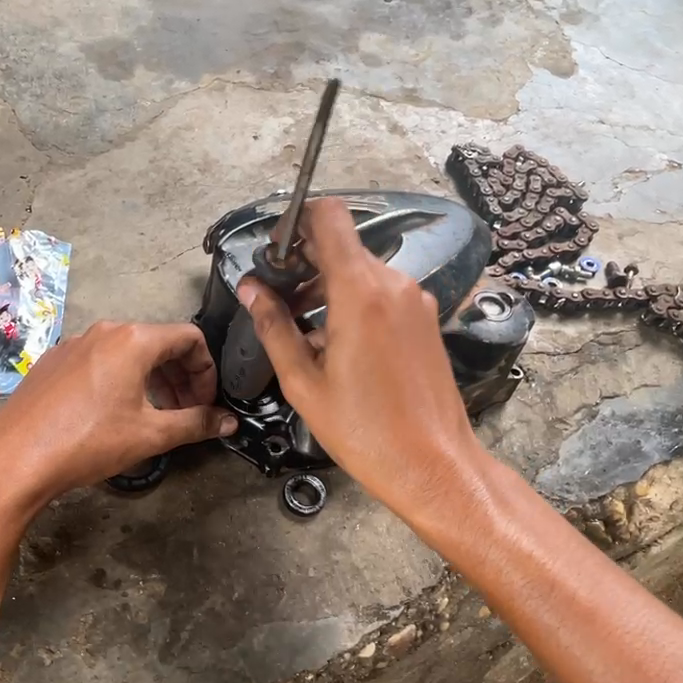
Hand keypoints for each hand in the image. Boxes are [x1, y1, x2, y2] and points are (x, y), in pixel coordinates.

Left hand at [0, 322, 236, 512]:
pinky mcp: (53, 363)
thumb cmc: (88, 442)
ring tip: (156, 417)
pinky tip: (115, 415)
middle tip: (189, 413)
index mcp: (133, 340)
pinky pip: (100, 362)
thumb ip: (195, 423)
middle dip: (182, 377)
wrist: (16, 458)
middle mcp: (104, 332)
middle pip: (159, 343)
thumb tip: (228, 421)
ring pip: (128, 353)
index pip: (189, 338)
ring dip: (153, 380)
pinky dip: (122, 381)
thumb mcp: (150, 435)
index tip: (207, 404)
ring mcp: (74, 345)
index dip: (207, 371)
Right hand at [239, 198, 485, 518]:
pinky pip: (384, 295)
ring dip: (330, 289)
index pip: (330, 218)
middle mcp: (394, 284)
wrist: (432, 465)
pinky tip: (338, 346)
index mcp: (361, 292)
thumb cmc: (364, 430)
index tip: (277, 254)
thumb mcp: (303, 382)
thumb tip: (251, 289)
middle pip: (344, 246)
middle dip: (307, 266)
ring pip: (363, 272)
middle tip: (279, 302)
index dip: (298, 224)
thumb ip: (274, 327)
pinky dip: (356, 305)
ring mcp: (416, 302)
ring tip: (304, 333)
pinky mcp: (426, 321)